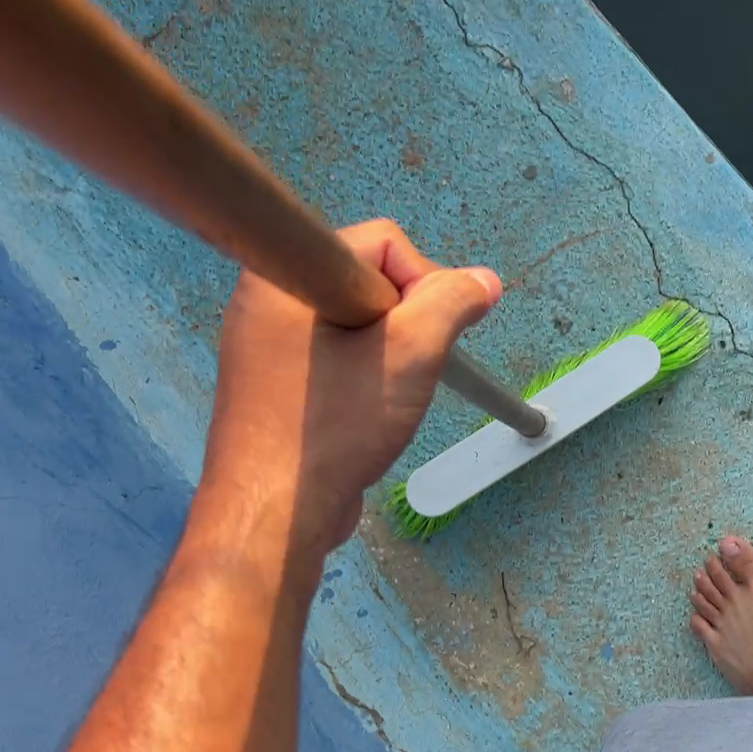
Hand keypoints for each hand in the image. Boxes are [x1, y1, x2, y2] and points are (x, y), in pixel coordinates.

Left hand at [199, 219, 500, 556]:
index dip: (421, 279)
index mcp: (288, 278)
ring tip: (391, 388)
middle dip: (410, 317)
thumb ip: (453, 302)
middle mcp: (270, 299)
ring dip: (394, 345)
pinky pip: (340, 346)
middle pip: (373, 277)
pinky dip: (370, 365)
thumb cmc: (339, 421)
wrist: (278, 509)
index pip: (382, 242)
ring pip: (362, 316)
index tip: (424, 332)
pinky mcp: (277, 376)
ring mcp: (269, 340)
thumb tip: (483, 280)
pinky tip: (370, 403)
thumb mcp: (413, 353)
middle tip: (410, 363)